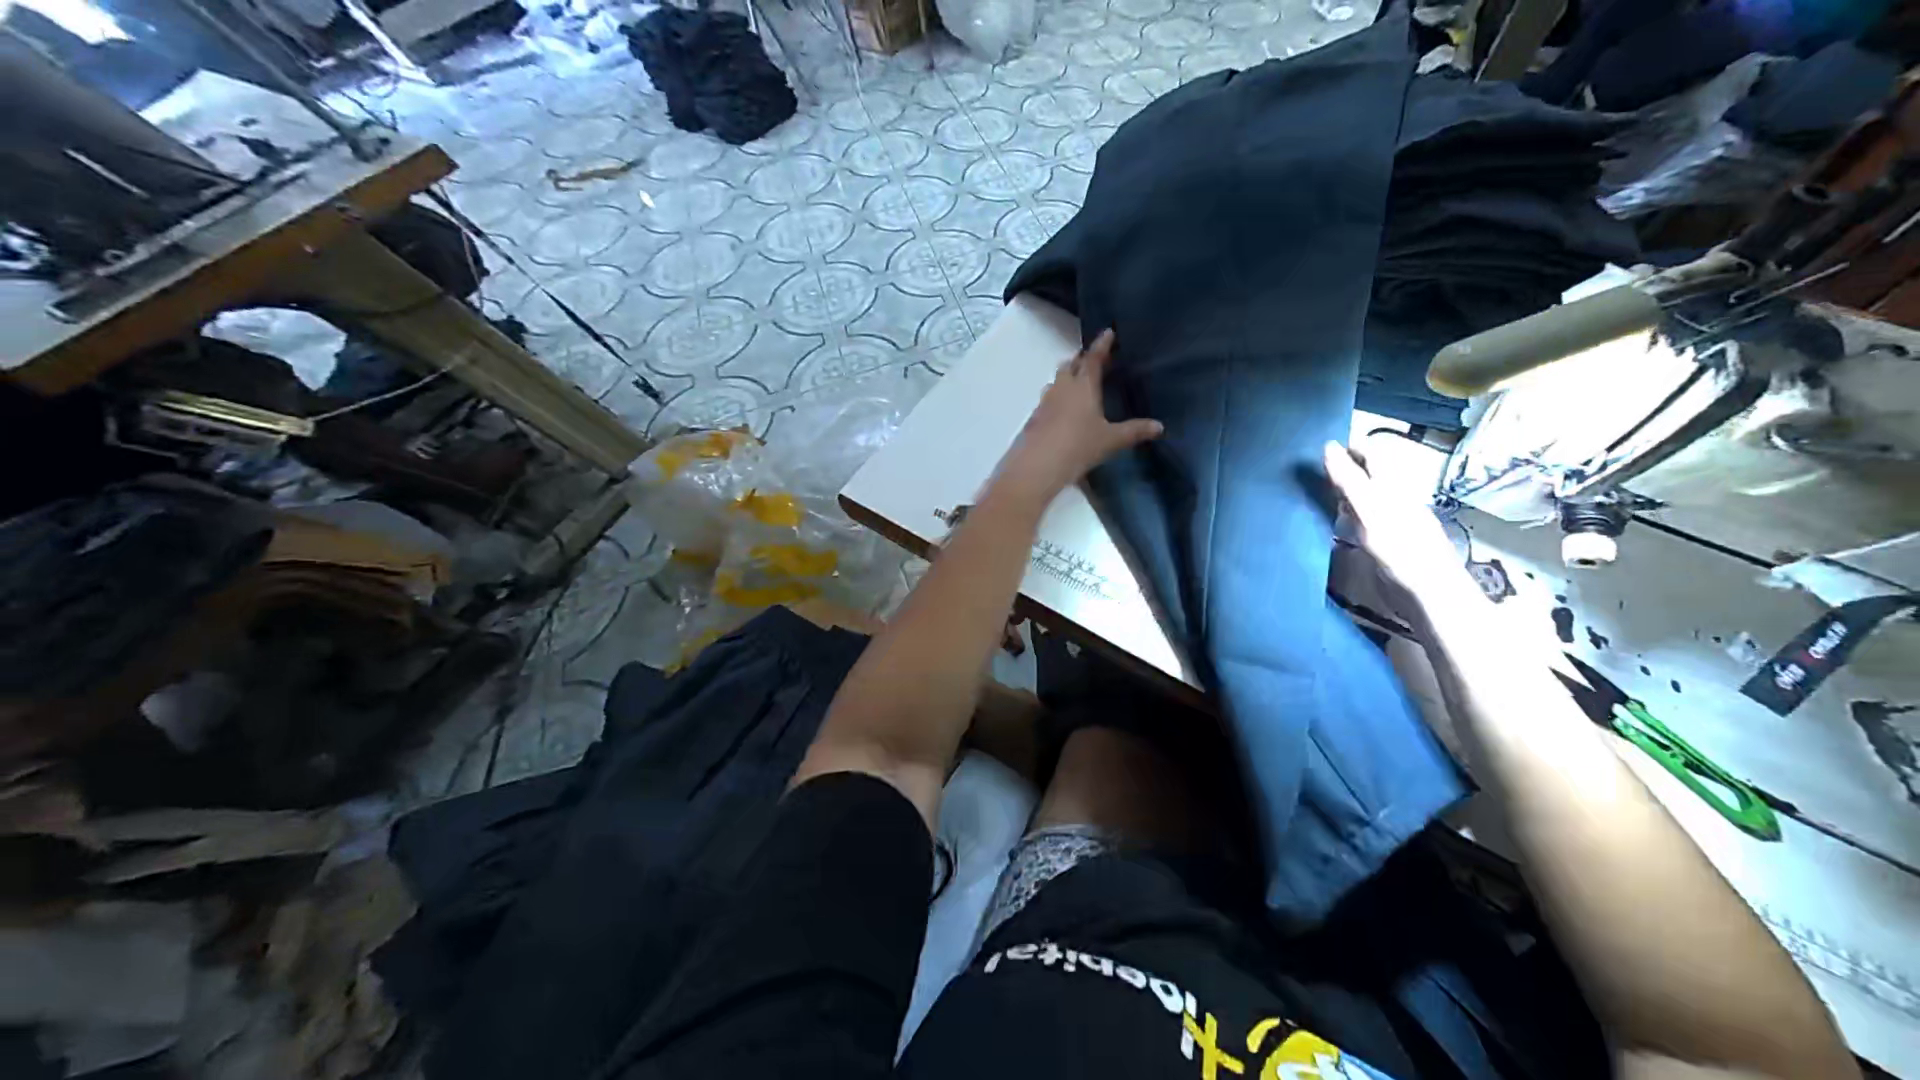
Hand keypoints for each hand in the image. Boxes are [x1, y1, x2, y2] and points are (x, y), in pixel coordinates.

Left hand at [990, 330, 1162, 505]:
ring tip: (1077, 383)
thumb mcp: (1111, 440)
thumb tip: (1159, 427)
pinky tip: (1062, 411)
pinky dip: (1057, 398)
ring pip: (1056, 381)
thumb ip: (1134, 431)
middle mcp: (1062, 387)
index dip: (1101, 345)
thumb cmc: (1078, 446)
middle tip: (1092, 360)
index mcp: (1083, 385)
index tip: (1107, 332)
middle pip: (1069, 365)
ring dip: (1066, 377)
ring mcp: (1045, 402)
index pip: (1093, 358)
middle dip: (1080, 359)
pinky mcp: (1034, 418)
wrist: (1038, 466)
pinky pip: (1047, 400)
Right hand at [1322, 442, 1475, 617]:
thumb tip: (1328, 447)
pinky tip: (1336, 528)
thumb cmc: (1402, 552)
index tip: (1319, 451)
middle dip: (1343, 471)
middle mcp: (1396, 501)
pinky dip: (1347, 518)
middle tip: (1313, 475)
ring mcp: (1393, 524)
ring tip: (1319, 498)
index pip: (1372, 456)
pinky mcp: (1388, 546)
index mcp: (1394, 488)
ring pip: (1366, 498)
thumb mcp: (1372, 512)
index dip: (1349, 449)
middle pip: (1369, 475)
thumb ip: (1350, 481)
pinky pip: (1363, 522)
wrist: (1431, 598)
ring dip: (1344, 495)